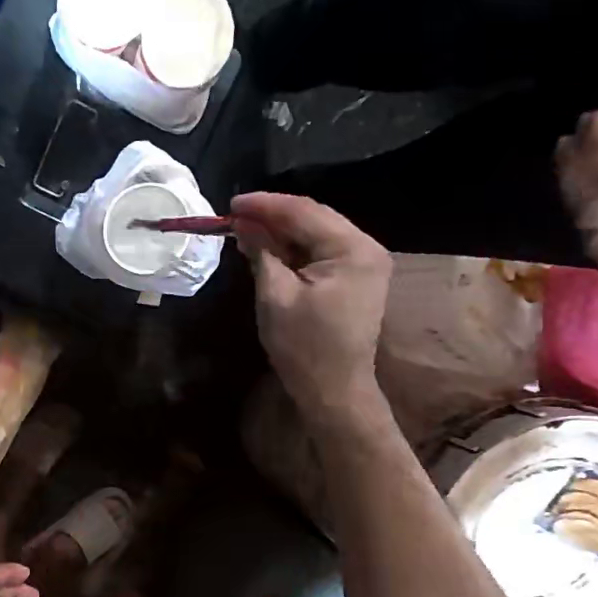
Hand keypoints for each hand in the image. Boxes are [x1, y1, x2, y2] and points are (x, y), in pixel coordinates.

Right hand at [230, 192, 393, 418]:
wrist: (334, 391)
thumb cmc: (304, 347)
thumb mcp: (275, 296)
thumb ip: (261, 253)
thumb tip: (243, 225)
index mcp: (353, 249)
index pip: (304, 212)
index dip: (264, 205)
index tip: (230, 205)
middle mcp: (367, 248)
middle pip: (313, 219)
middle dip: (272, 216)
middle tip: (234, 215)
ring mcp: (365, 264)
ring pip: (316, 234)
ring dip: (281, 232)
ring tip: (245, 230)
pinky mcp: (356, 279)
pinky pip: (321, 253)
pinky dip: (294, 249)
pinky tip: (268, 248)